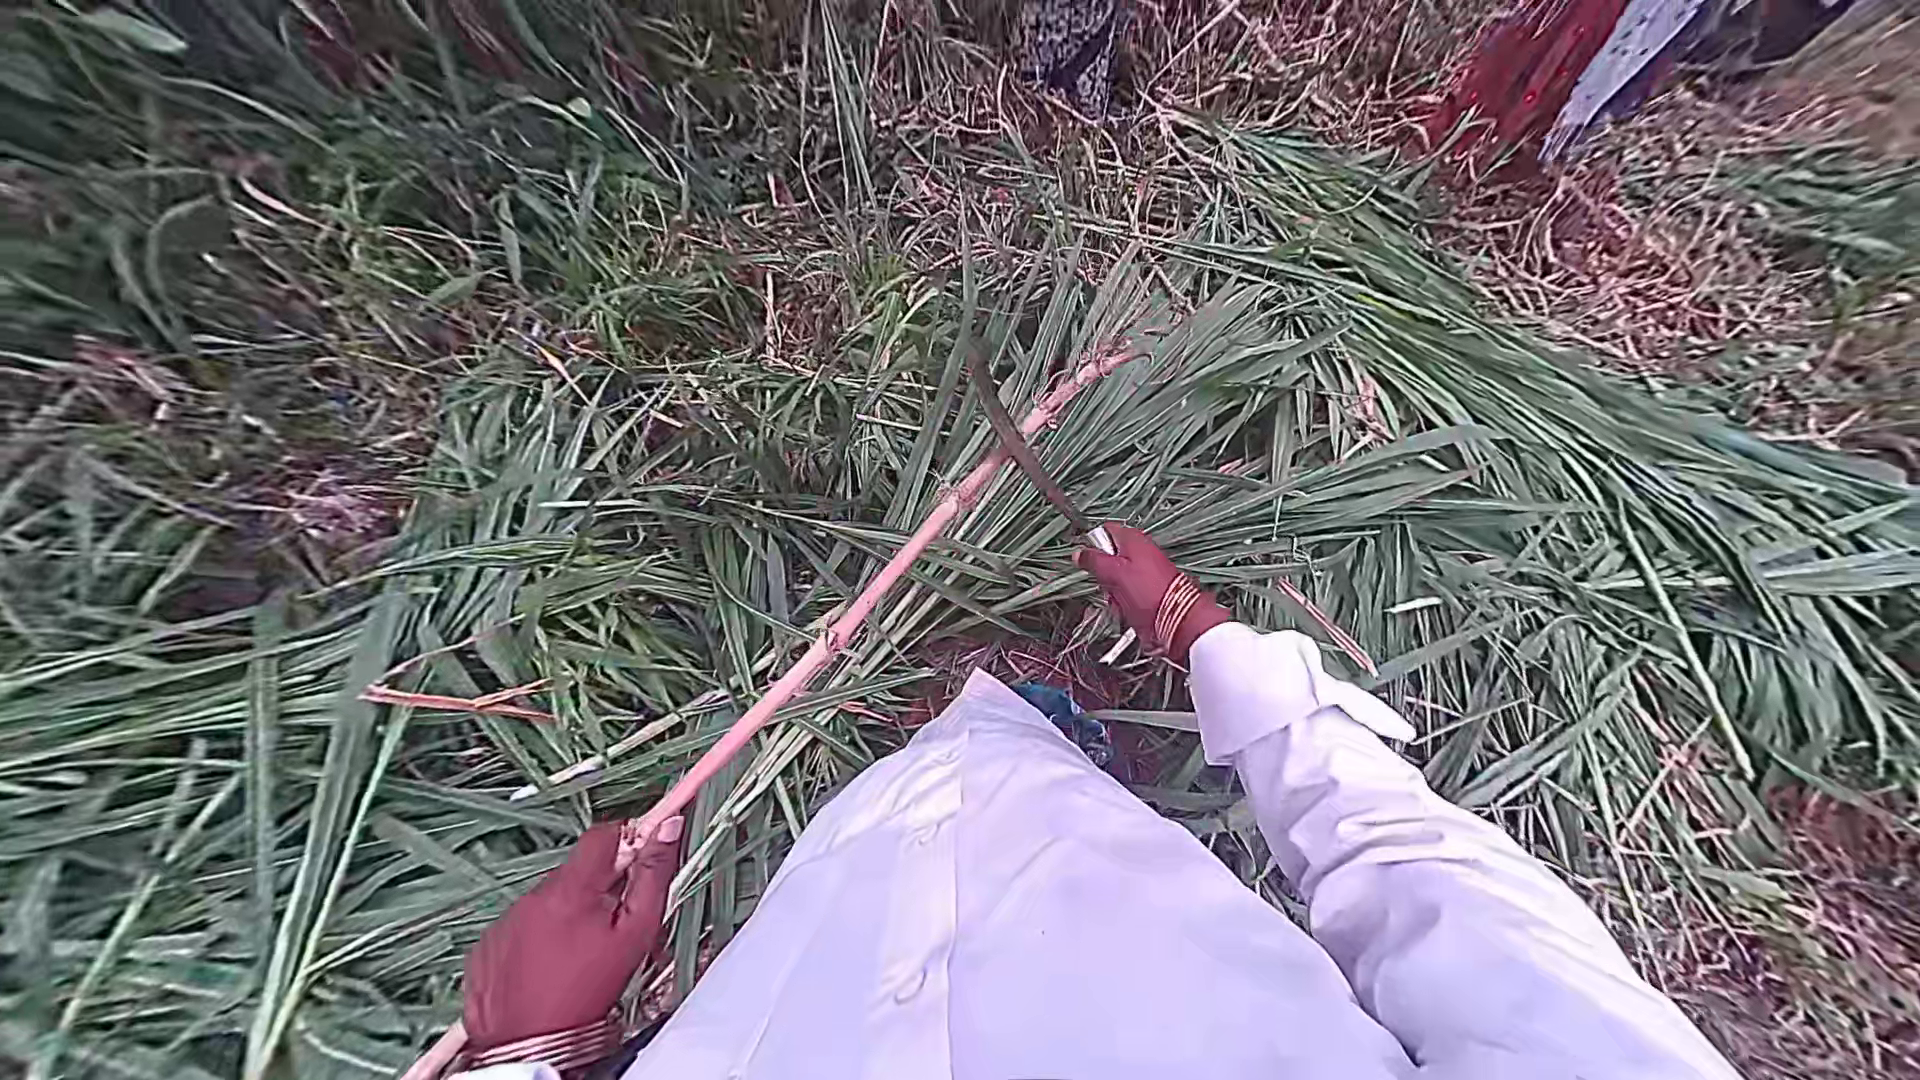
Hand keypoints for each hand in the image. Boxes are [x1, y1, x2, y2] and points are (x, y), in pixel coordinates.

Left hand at [463, 817, 682, 1051]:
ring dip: (570, 906)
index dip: (625, 839)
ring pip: (551, 894)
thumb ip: (654, 872)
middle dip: (599, 881)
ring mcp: (505, 921)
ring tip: (581, 943)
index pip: (601, 835)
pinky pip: (523, 920)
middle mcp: (532, 898)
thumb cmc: (588, 992)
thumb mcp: (638, 930)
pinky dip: (541, 930)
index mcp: (571, 889)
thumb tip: (669, 827)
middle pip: (578, 867)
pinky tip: (552, 957)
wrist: (530, 1049)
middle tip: (614, 913)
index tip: (638, 854)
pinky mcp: (487, 944)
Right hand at [1075, 524, 1230, 664]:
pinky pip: (1125, 593)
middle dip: (1102, 573)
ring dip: (1112, 591)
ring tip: (1119, 600)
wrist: (1178, 620)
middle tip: (1107, 583)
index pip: (1104, 530)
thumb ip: (1093, 560)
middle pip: (1108, 557)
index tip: (1087, 558)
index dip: (1092, 544)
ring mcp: (1145, 571)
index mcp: (1132, 539)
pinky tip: (1127, 609)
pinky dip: (1123, 601)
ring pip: (1115, 578)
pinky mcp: (1148, 589)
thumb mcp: (1113, 572)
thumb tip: (1078, 552)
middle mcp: (1140, 551)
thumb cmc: (1149, 592)